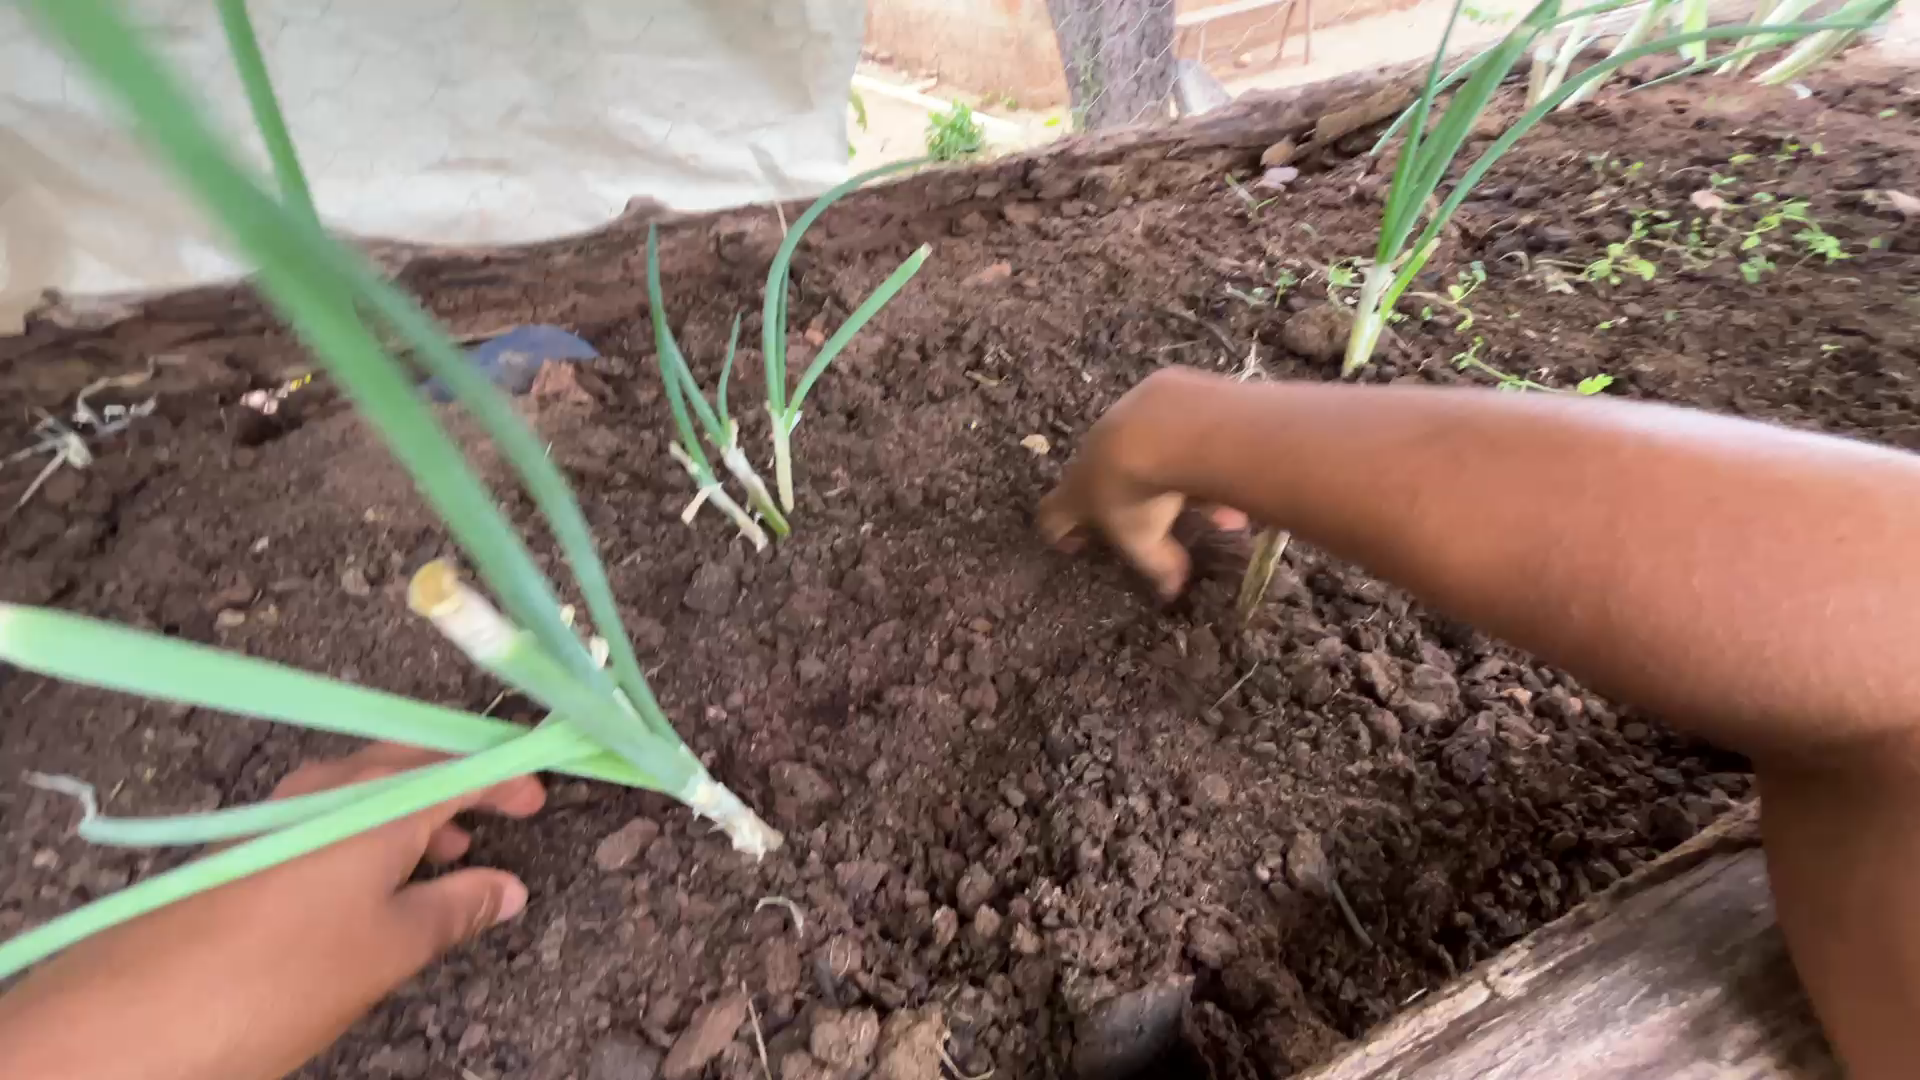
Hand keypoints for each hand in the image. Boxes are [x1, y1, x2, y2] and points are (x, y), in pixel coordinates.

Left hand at [0, 744, 544, 1079]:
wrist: (101, 1034)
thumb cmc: (278, 977)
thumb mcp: (390, 949)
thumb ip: (459, 907)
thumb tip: (510, 889)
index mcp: (381, 801)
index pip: (466, 768)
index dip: (510, 777)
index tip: (541, 797)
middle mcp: (332, 788)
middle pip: (415, 762)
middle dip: (464, 781)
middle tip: (499, 810)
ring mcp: (279, 814)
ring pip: (370, 788)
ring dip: (417, 809)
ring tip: (444, 851)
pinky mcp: (243, 846)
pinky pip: (331, 813)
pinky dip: (372, 830)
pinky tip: (371, 880)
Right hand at [1038, 369, 1245, 599]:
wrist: (1161, 428)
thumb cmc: (1138, 493)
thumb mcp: (1144, 539)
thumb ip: (1157, 565)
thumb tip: (1170, 591)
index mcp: (1078, 490)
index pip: (1053, 513)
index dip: (1058, 530)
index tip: (1072, 544)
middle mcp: (1092, 451)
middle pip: (1100, 477)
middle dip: (1127, 500)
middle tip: (1154, 517)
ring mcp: (1121, 419)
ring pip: (1145, 452)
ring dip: (1172, 478)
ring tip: (1212, 504)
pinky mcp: (1154, 392)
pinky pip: (1174, 428)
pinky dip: (1191, 449)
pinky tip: (1220, 462)